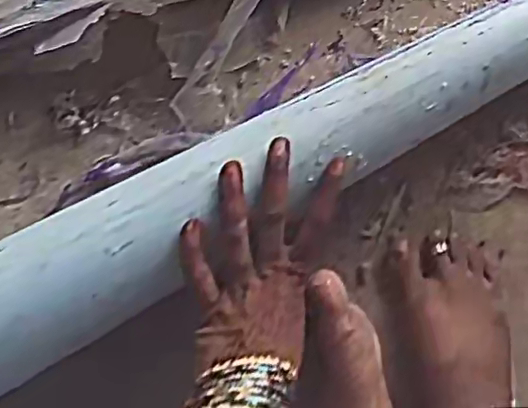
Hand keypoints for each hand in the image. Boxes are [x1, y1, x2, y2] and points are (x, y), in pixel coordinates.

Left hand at [180, 139, 347, 374]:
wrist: (252, 395)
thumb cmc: (286, 360)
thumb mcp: (309, 319)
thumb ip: (313, 288)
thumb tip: (323, 267)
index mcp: (298, 276)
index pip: (319, 224)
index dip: (329, 192)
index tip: (339, 161)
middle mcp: (269, 273)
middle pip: (275, 217)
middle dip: (277, 179)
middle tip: (278, 145)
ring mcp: (239, 287)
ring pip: (236, 236)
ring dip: (233, 200)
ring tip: (230, 168)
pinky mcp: (210, 309)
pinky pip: (199, 277)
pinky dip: (192, 252)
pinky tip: (188, 225)